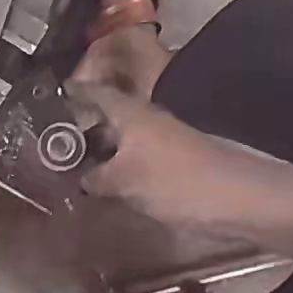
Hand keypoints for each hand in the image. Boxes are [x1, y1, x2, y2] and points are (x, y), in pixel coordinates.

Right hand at [69, 82, 292, 236]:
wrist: (240, 200)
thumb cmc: (174, 181)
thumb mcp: (124, 182)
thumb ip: (96, 178)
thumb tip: (82, 178)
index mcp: (131, 114)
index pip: (97, 94)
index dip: (76, 92)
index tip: (55, 92)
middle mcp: (147, 121)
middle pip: (109, 117)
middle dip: (83, 126)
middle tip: (53, 140)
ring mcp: (163, 142)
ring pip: (122, 140)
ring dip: (101, 150)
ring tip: (74, 166)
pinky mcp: (174, 163)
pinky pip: (136, 158)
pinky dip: (118, 166)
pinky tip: (107, 184)